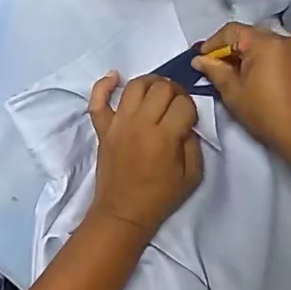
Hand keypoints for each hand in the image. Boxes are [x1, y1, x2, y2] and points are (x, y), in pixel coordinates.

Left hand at [86, 72, 203, 237]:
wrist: (123, 212)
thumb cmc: (160, 197)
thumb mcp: (192, 175)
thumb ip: (193, 143)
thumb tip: (186, 122)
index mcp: (164, 136)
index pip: (183, 103)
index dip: (191, 107)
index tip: (190, 118)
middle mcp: (140, 123)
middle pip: (161, 88)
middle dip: (174, 91)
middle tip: (176, 103)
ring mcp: (118, 124)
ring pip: (134, 86)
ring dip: (150, 82)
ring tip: (157, 91)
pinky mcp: (102, 129)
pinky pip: (97, 101)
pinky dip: (104, 85)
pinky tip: (115, 77)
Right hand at [193, 23, 290, 155]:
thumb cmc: (264, 111)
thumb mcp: (232, 91)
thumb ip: (214, 70)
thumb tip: (199, 60)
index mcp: (264, 42)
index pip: (231, 31)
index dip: (211, 44)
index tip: (199, 60)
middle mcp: (280, 39)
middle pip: (245, 35)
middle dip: (225, 49)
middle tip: (210, 68)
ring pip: (257, 43)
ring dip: (240, 55)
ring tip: (226, 74)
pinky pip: (269, 52)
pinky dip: (254, 60)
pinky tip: (245, 77)